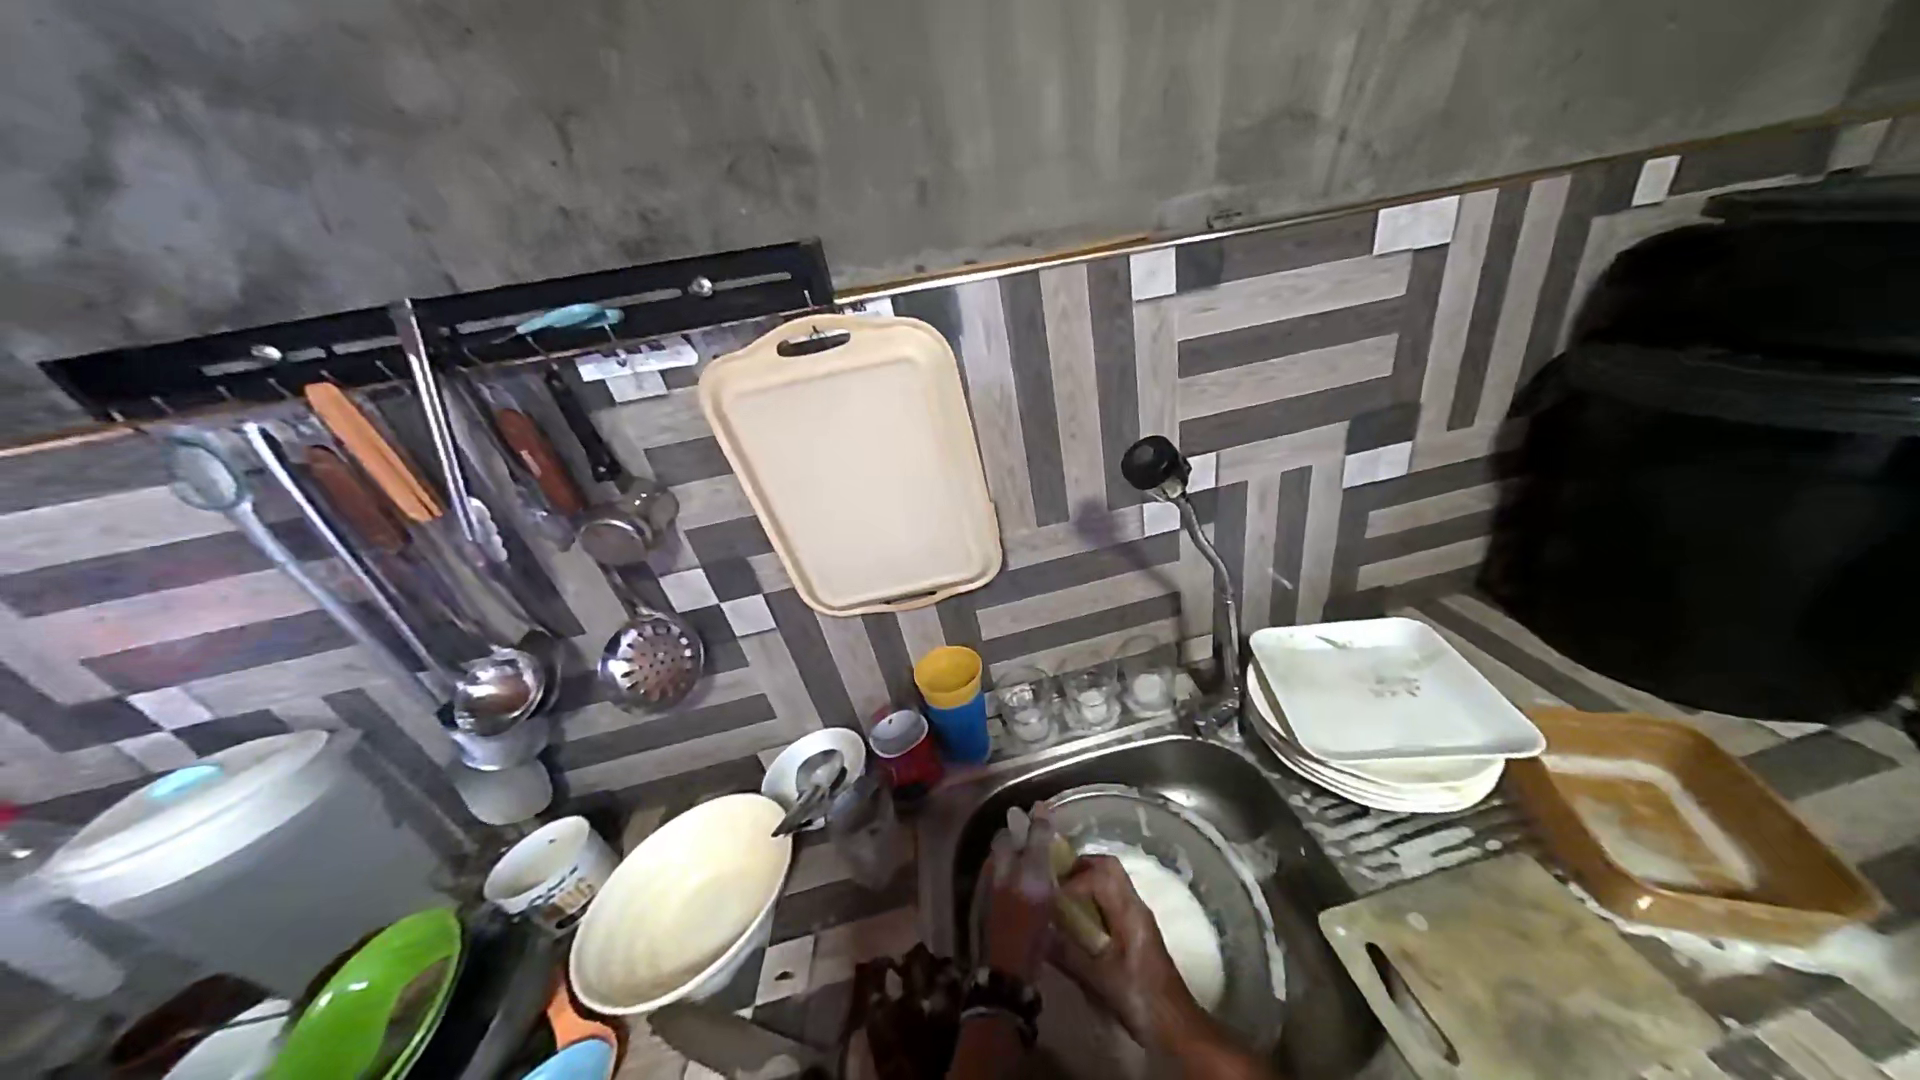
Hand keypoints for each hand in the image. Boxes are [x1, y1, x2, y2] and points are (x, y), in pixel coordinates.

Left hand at [977, 809, 1056, 981]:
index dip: (1026, 824)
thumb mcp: (1036, 870)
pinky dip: (1033, 885)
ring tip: (1056, 866)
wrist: (1014, 963)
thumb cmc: (1026, 911)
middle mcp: (996, 872)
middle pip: (1011, 850)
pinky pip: (1021, 889)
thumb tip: (1040, 806)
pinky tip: (1049, 892)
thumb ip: (1038, 839)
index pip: (1010, 831)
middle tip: (1054, 845)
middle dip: (1028, 845)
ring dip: (1031, 865)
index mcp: (1001, 858)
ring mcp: (999, 895)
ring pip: (1015, 870)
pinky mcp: (1008, 914)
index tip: (1047, 823)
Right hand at [1050, 854, 1205, 1051]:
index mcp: (1130, 911)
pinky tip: (1077, 919)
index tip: (1051, 899)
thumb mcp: (1099, 979)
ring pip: (1111, 879)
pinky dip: (1091, 897)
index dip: (1072, 881)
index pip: (1099, 874)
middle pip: (1108, 866)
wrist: (1175, 1026)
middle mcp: (1135, 905)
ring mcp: (1137, 916)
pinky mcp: (1135, 930)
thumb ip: (1068, 953)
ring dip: (1085, 880)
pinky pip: (1111, 898)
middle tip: (1054, 884)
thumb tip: (1037, 932)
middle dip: (1079, 868)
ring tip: (1060, 898)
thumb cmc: (1140, 998)